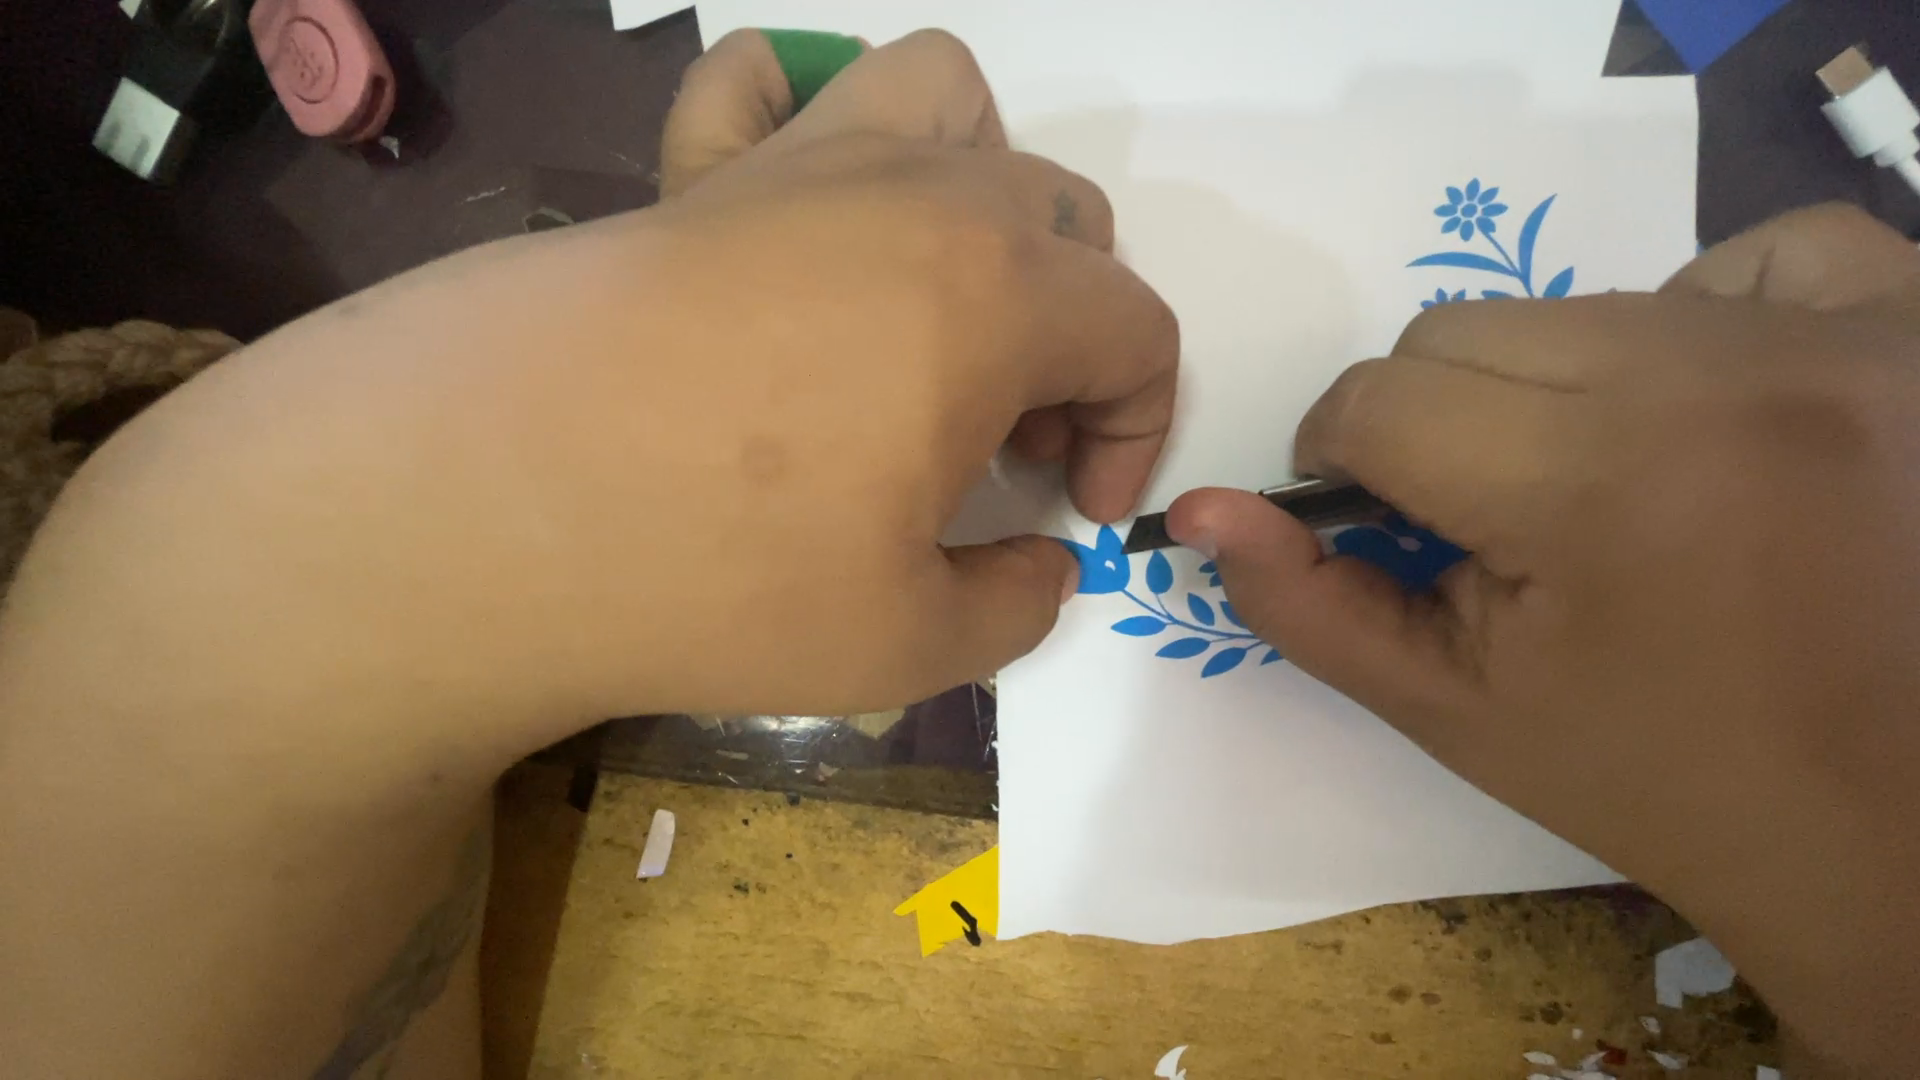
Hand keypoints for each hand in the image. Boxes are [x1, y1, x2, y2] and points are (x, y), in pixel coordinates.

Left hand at [18, 31, 1175, 733]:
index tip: (1083, 510)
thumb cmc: (717, 583)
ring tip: (940, 307)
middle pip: (1067, 223)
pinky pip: (770, 91)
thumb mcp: (909, 645)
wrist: (469, 521)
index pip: (1138, 331)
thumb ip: (1017, 606)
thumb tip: (1046, 566)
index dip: (1140, 428)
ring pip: (950, 105)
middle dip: (1075, 337)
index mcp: (994, 297)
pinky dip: (812, 135)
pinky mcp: (691, 174)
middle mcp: (916, 197)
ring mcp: (796, 164)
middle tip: (1013, 440)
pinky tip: (798, 226)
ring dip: (984, 202)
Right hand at [1168, 204, 1919, 1076]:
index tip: (1364, 511)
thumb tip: (1194, 508)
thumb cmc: (1650, 773)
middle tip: (1476, 511)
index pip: (1377, 401)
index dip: (1336, 456)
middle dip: (1423, 419)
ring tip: (1593, 478)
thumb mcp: (1440, 702)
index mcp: (1596, 486)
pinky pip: (1754, 259)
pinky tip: (1709, 408)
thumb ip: (1298, 599)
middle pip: (1456, 332)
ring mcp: (1861, 331)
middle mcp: (1729, 377)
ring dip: (1537, 384)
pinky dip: (1693, 321)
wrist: (1908, 831)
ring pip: (1570, 301)